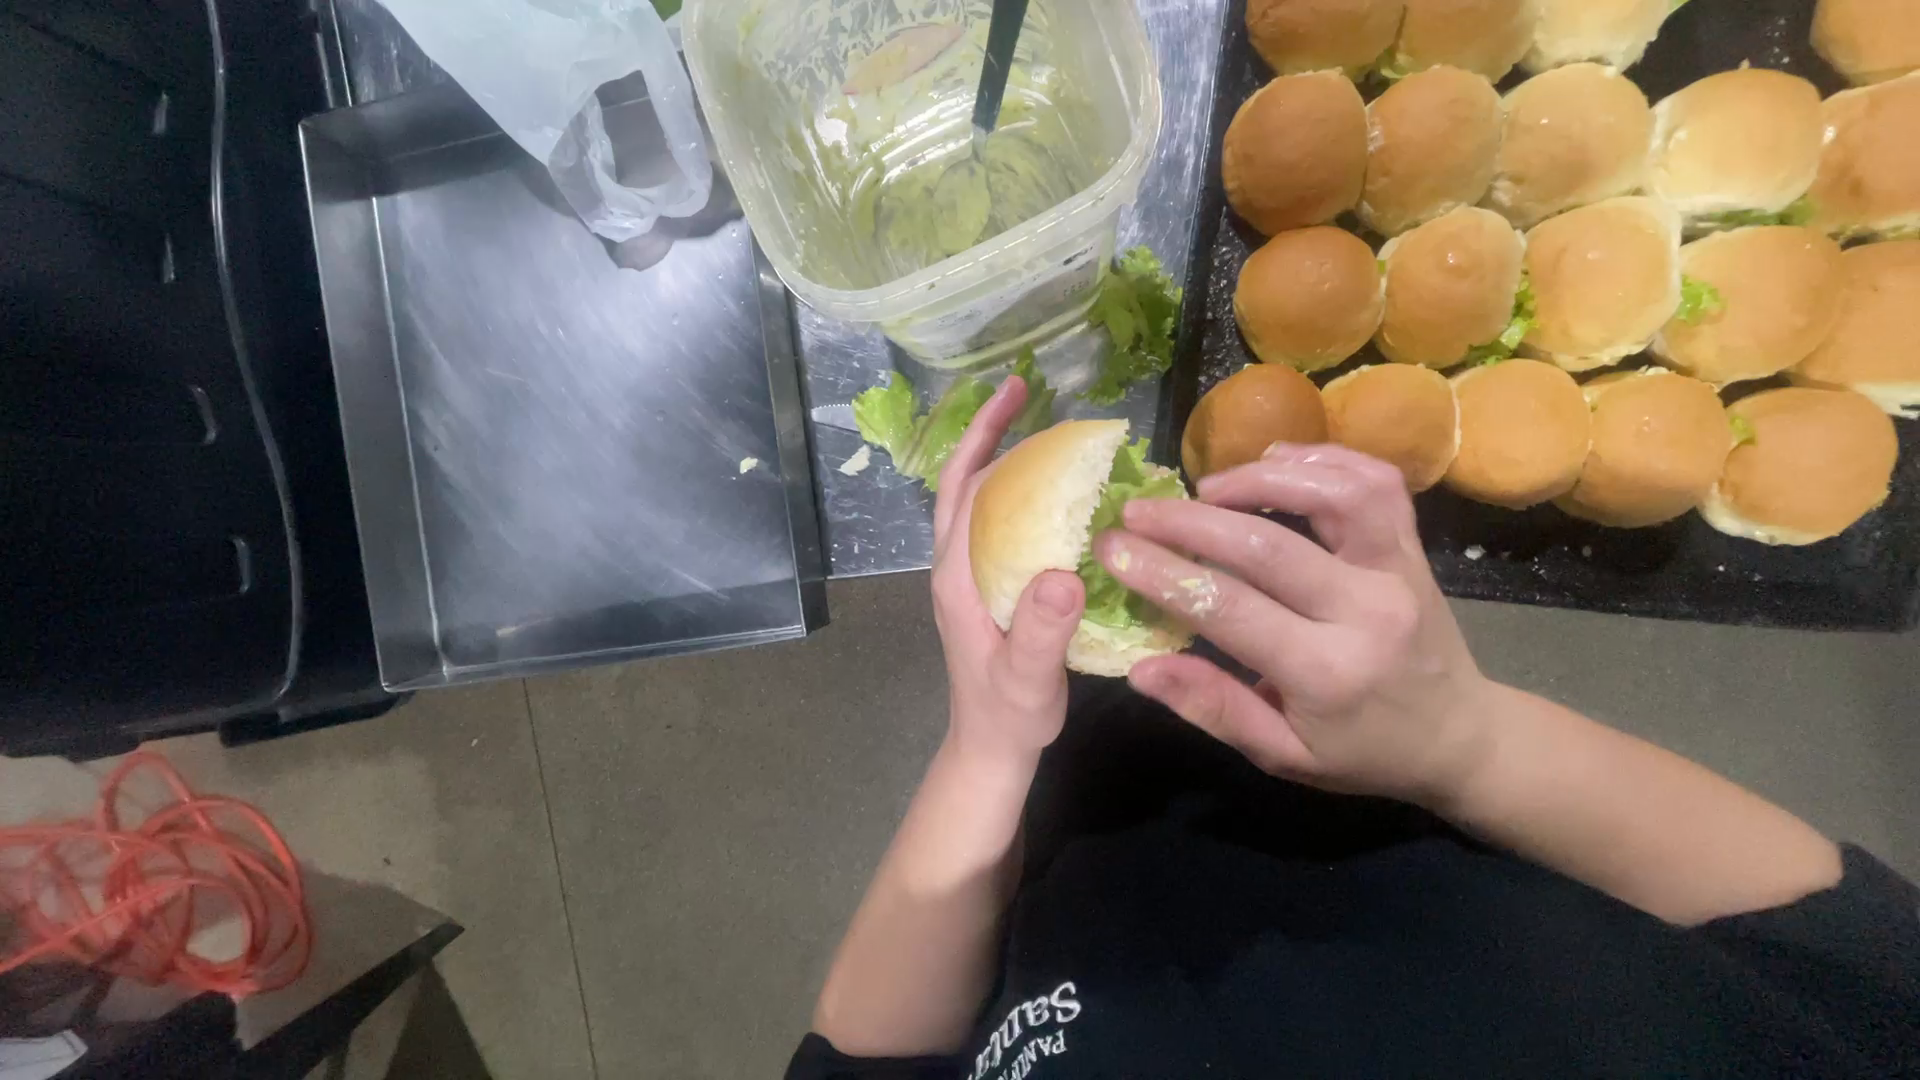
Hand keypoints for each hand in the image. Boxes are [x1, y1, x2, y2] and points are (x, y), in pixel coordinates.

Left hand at [929, 378, 1086, 765]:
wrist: (991, 746)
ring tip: (1038, 425)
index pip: (963, 492)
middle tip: (1024, 391)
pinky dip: (1015, 492)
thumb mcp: (1027, 679)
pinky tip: (1050, 489)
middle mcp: (956, 566)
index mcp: (957, 577)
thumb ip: (1040, 632)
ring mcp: (968, 575)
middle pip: (962, 485)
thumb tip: (1062, 573)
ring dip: (999, 457)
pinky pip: (996, 524)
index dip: (983, 441)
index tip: (1014, 397)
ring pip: (977, 501)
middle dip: (986, 434)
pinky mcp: (985, 586)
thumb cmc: (1008, 715)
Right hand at [1094, 443, 1496, 804]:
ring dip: (1259, 477)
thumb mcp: (1283, 755)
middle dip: (1187, 521)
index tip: (1111, 548)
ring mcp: (1399, 570)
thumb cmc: (1362, 752)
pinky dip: (1321, 459)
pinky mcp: (1414, 547)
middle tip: (1136, 510)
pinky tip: (1274, 461)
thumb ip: (1213, 708)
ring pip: (1333, 494)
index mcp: (1327, 672)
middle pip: (1267, 543)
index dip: (1162, 573)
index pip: (1229, 608)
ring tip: (1205, 487)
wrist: (1461, 737)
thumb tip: (1141, 669)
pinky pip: (1375, 482)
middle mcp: (1367, 611)